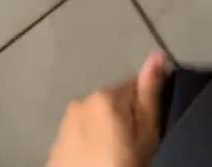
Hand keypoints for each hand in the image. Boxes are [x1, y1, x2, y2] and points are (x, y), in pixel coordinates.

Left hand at [43, 51, 170, 166]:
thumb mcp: (145, 138)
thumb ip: (150, 95)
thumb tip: (158, 55)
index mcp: (104, 96)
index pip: (136, 88)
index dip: (145, 112)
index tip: (146, 135)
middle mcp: (80, 103)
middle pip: (114, 104)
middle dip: (124, 122)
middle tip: (133, 151)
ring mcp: (63, 126)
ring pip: (96, 122)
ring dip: (105, 135)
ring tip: (113, 161)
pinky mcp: (54, 148)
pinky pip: (80, 138)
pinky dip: (88, 148)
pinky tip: (95, 166)